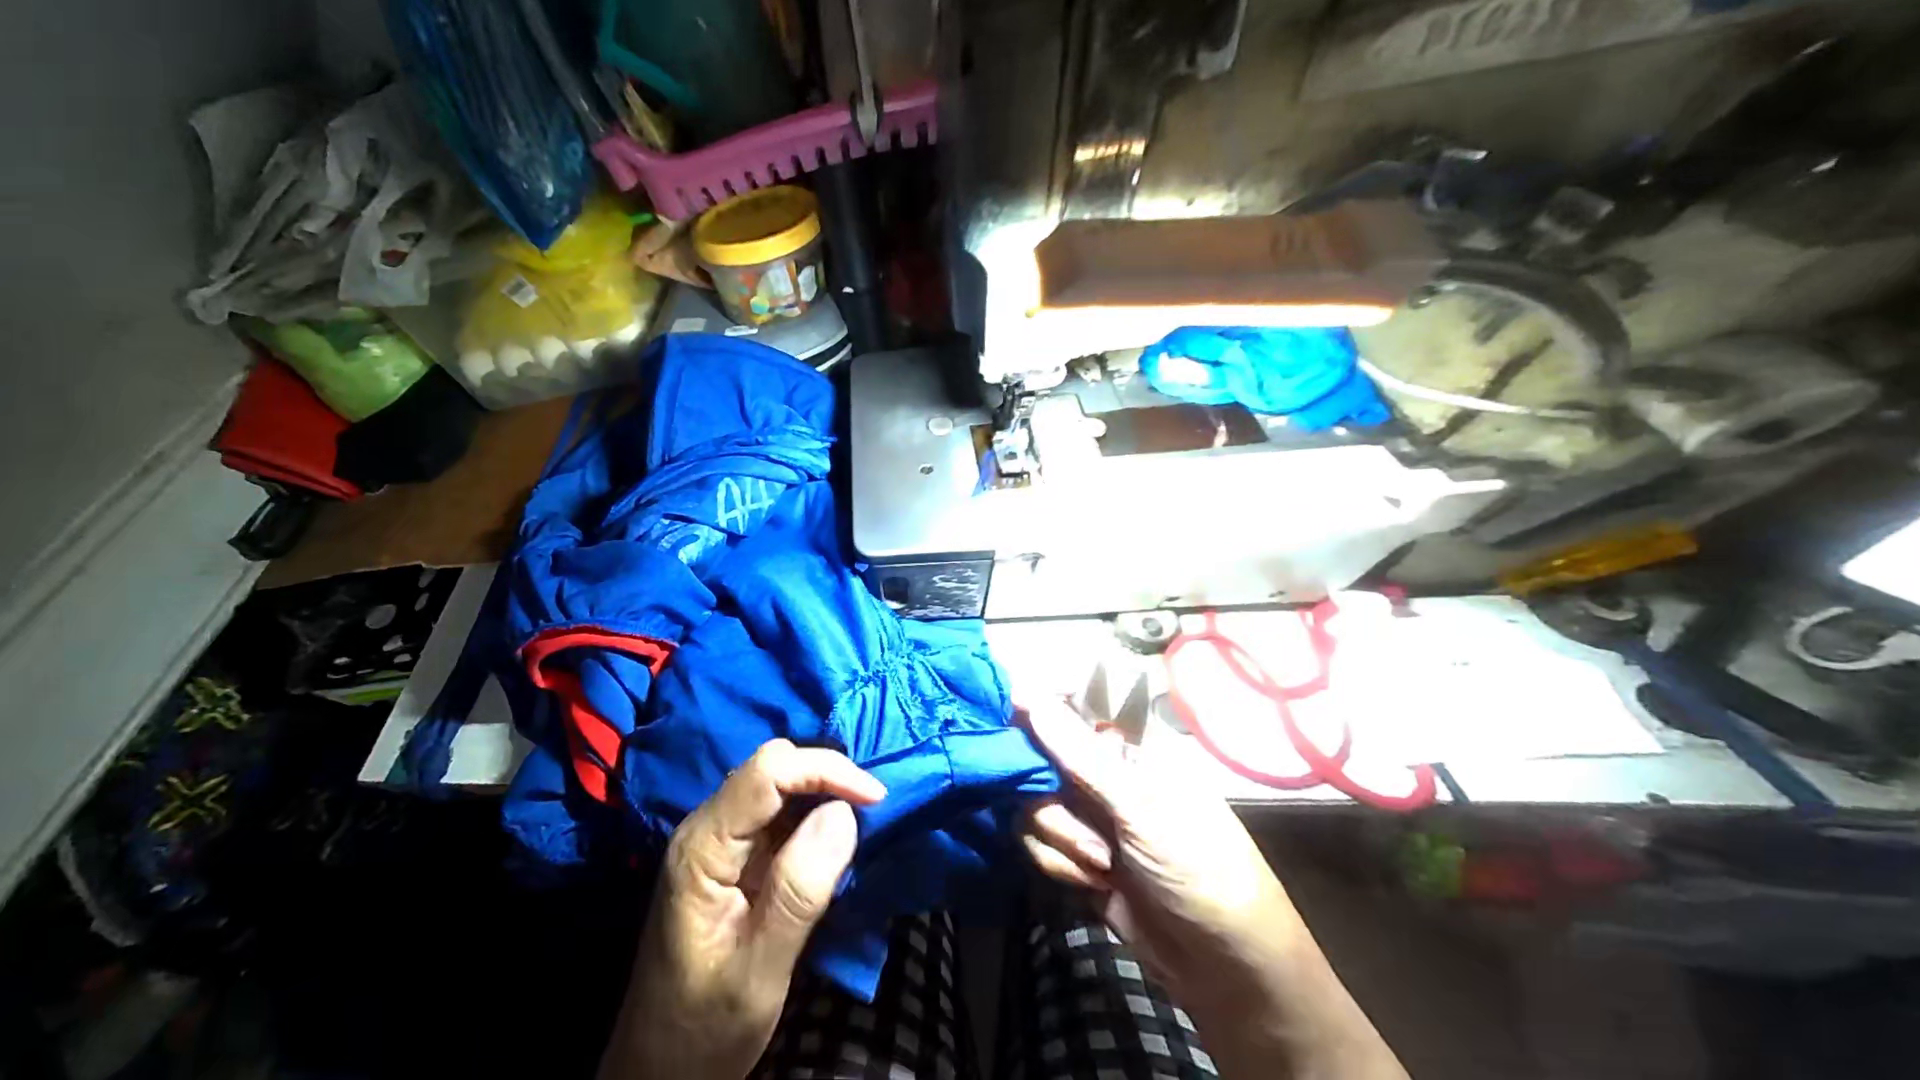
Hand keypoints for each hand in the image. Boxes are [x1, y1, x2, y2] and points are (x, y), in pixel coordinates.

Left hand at [598, 740, 885, 1079]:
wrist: (658, 1071)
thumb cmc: (703, 1030)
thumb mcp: (759, 972)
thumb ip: (798, 892)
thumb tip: (844, 812)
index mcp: (702, 850)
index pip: (766, 772)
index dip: (825, 770)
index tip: (876, 798)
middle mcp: (705, 831)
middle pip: (770, 767)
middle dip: (826, 774)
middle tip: (872, 807)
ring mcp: (716, 843)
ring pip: (775, 784)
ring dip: (822, 791)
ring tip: (863, 816)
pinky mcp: (730, 859)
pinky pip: (776, 814)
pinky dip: (813, 813)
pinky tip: (835, 836)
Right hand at [1017, 697, 1298, 995]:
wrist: (1220, 962)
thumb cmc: (1196, 865)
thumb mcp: (1139, 805)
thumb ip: (1078, 753)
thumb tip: (1028, 694)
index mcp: (1127, 746)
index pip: (1066, 712)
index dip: (1032, 714)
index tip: (1004, 723)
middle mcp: (1102, 773)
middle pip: (1038, 763)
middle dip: (1054, 805)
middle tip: (1088, 835)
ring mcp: (1087, 815)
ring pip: (1032, 806)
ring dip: (1061, 841)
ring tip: (1102, 867)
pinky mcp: (1074, 854)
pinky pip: (1036, 842)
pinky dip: (1058, 864)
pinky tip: (1092, 884)